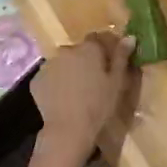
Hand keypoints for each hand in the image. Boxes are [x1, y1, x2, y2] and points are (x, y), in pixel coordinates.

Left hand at [31, 32, 136, 152]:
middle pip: (78, 50)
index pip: (97, 38)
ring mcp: (48, 64)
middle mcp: (66, 50)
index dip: (103, 49)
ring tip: (76, 90)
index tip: (108, 63)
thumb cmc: (98, 105)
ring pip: (62, 62)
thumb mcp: (117, 82)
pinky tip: (62, 97)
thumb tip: (129, 37)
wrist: (68, 129)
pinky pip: (50, 76)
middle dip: (85, 60)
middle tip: (93, 79)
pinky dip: (55, 82)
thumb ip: (122, 57)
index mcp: (88, 48)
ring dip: (69, 70)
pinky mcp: (37, 80)